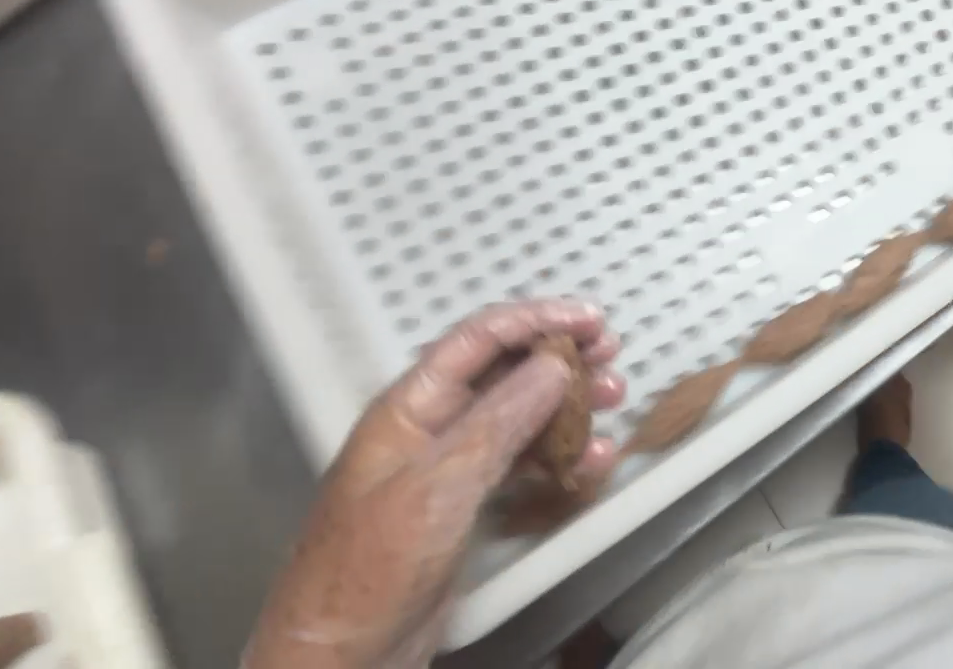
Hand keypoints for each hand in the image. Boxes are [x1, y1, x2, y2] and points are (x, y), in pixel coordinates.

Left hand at [245, 300, 625, 668]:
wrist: (338, 666)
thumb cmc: (374, 569)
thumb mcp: (438, 487)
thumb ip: (499, 420)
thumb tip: (554, 364)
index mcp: (412, 406)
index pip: (480, 338)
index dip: (538, 318)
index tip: (591, 319)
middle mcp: (435, 425)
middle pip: (506, 370)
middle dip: (561, 355)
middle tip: (611, 352)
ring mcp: (454, 466)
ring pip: (522, 413)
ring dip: (570, 402)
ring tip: (614, 397)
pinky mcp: (470, 503)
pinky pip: (524, 461)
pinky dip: (562, 454)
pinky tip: (595, 459)